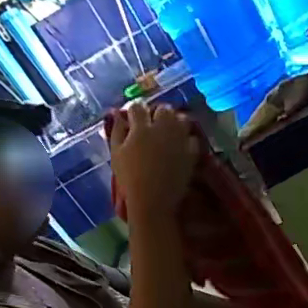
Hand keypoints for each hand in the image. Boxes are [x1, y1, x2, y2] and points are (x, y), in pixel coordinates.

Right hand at [108, 103, 197, 218]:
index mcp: (141, 128)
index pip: (138, 107)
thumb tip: (116, 113)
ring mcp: (180, 140)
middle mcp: (163, 129)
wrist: (153, 200)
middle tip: (153, 126)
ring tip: (169, 133)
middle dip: (158, 114)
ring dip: (175, 122)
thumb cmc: (129, 178)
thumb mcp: (117, 153)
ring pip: (181, 119)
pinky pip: (192, 138)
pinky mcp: (192, 152)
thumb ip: (117, 130)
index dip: (135, 111)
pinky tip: (181, 146)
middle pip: (163, 109)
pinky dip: (187, 139)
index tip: (134, 119)